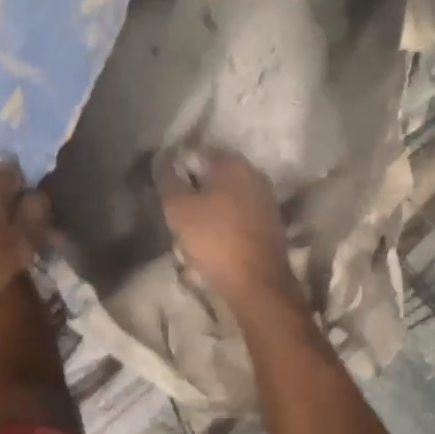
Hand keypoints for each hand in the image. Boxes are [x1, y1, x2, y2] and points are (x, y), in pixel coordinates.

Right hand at [158, 148, 295, 306]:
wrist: (255, 281)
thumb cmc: (213, 239)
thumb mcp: (178, 208)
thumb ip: (169, 180)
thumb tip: (166, 162)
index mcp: (232, 164)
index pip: (199, 152)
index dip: (179, 164)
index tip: (165, 182)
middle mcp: (254, 174)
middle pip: (216, 174)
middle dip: (195, 186)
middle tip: (175, 205)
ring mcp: (265, 199)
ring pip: (228, 195)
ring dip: (209, 205)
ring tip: (190, 225)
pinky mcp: (269, 224)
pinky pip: (238, 214)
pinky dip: (223, 221)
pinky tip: (211, 237)